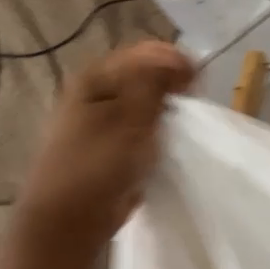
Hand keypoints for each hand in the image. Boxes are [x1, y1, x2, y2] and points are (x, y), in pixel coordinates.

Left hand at [16, 41, 194, 252]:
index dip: (176, 63)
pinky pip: (146, 123)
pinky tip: (171, 139)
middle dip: (175, 84)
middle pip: (146, 74)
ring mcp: (104, 117)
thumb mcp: (130, 118)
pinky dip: (162, 126)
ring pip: (148, 99)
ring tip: (185, 123)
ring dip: (170, 107)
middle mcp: (97, 91)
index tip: (198, 86)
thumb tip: (179, 58)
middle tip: (193, 105)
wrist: (71, 215)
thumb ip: (154, 83)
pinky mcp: (114, 141)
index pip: (145, 53)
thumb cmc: (98, 164)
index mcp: (96, 78)